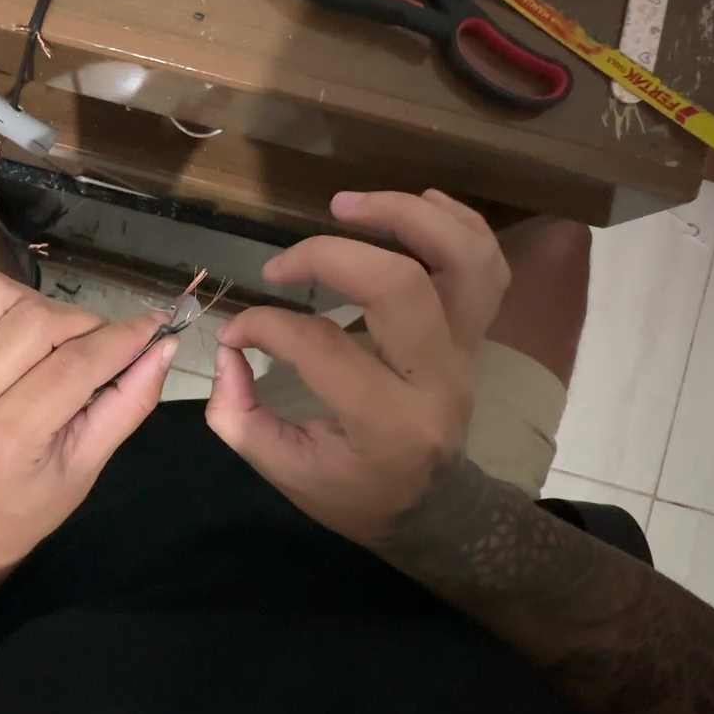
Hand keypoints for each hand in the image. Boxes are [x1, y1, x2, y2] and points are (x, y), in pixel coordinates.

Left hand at [0, 272, 178, 575]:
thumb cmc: (40, 497)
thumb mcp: (93, 462)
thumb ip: (130, 403)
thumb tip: (165, 346)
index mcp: (9, 438)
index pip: (73, 366)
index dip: (123, 339)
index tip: (157, 326)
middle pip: (34, 322)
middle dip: (86, 323)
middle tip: (106, 346)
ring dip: (41, 305)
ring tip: (60, 337)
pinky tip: (12, 326)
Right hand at [204, 190, 509, 548]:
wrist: (429, 508)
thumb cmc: (351, 490)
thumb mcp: (282, 469)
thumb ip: (238, 414)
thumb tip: (228, 350)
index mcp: (384, 419)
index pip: (319, 345)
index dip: (263, 326)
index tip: (234, 333)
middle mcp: (436, 377)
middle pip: (401, 285)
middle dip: (329, 254)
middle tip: (282, 263)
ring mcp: (466, 350)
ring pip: (462, 259)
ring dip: (404, 217)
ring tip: (346, 205)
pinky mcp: (474, 334)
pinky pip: (484, 263)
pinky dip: (452, 222)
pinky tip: (411, 205)